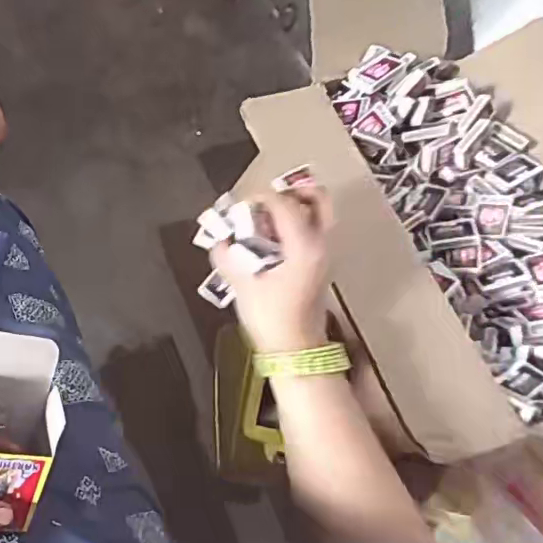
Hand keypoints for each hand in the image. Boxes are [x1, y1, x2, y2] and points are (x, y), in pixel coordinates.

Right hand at [211, 183, 335, 353]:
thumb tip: (219, 241)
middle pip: (317, 199)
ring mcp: (323, 256)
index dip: (260, 198)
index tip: (241, 205)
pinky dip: (294, 227)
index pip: (284, 204)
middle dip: (291, 192)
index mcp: (304, 246)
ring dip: (294, 209)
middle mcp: (320, 245)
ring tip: (265, 221)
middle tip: (266, 201)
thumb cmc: (271, 319)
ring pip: (317, 215)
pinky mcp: (318, 267)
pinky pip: (312, 233)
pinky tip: (269, 242)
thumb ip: (227, 257)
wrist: (294, 350)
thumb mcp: (242, 285)